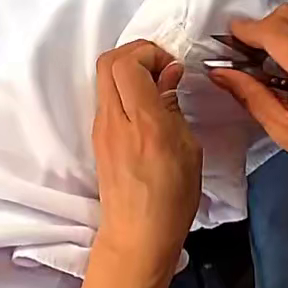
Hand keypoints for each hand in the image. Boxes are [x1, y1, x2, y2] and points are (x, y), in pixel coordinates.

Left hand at [90, 40, 201, 287]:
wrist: (137, 235)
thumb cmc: (172, 198)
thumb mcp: (189, 150)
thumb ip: (173, 106)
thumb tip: (169, 74)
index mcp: (143, 122)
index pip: (128, 64)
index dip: (150, 52)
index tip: (172, 66)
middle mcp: (115, 119)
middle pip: (108, 61)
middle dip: (136, 52)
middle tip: (162, 66)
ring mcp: (101, 127)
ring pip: (104, 77)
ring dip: (128, 69)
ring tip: (156, 84)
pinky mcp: (98, 136)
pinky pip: (106, 97)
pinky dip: (124, 87)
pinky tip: (146, 104)